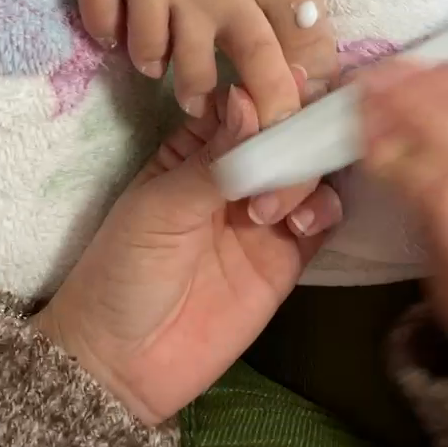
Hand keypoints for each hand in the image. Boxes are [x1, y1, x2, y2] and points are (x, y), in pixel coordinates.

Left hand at [30, 80, 343, 424]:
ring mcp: (265, 212)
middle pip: (285, 131)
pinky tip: (301, 225)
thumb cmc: (126, 267)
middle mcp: (238, 170)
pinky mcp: (287, 255)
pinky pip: (321, 218)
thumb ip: (214, 158)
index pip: (244, 102)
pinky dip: (323, 210)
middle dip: (295, 131)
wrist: (124, 363)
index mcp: (198, 146)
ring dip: (304, 174)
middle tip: (291, 146)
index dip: (268, 90)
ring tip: (271, 210)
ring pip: (308, 169)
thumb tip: (248, 94)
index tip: (289, 83)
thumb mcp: (162, 206)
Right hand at [56, 0, 339, 132]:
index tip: (287, 102)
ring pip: (160, 58)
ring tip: (168, 69)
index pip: (298, 55)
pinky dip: (111, 31)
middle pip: (235, 76)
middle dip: (239, 105)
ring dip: (168, 66)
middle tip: (226, 109)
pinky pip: (102, 23)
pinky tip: (115, 23)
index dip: (295, 88)